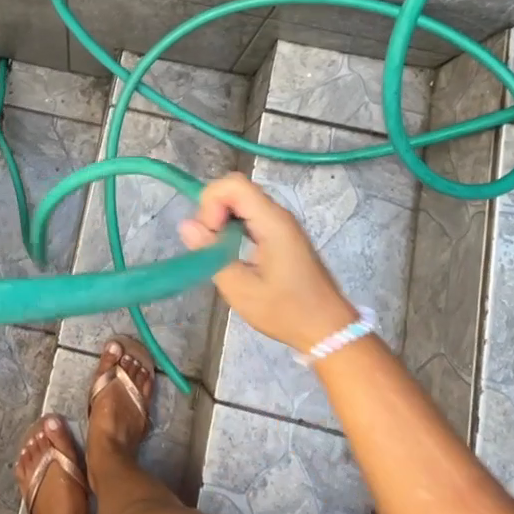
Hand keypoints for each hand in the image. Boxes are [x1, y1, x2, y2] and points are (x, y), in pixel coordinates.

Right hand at [179, 173, 358, 355]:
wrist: (327, 329)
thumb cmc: (286, 312)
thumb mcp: (242, 290)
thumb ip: (211, 254)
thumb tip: (186, 225)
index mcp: (272, 222)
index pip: (233, 184)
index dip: (212, 202)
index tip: (210, 234)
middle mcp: (278, 215)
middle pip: (235, 189)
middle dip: (213, 210)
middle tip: (210, 245)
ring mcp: (281, 223)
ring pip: (241, 201)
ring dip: (222, 219)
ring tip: (219, 252)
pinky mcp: (281, 233)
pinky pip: (251, 215)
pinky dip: (234, 226)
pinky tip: (232, 253)